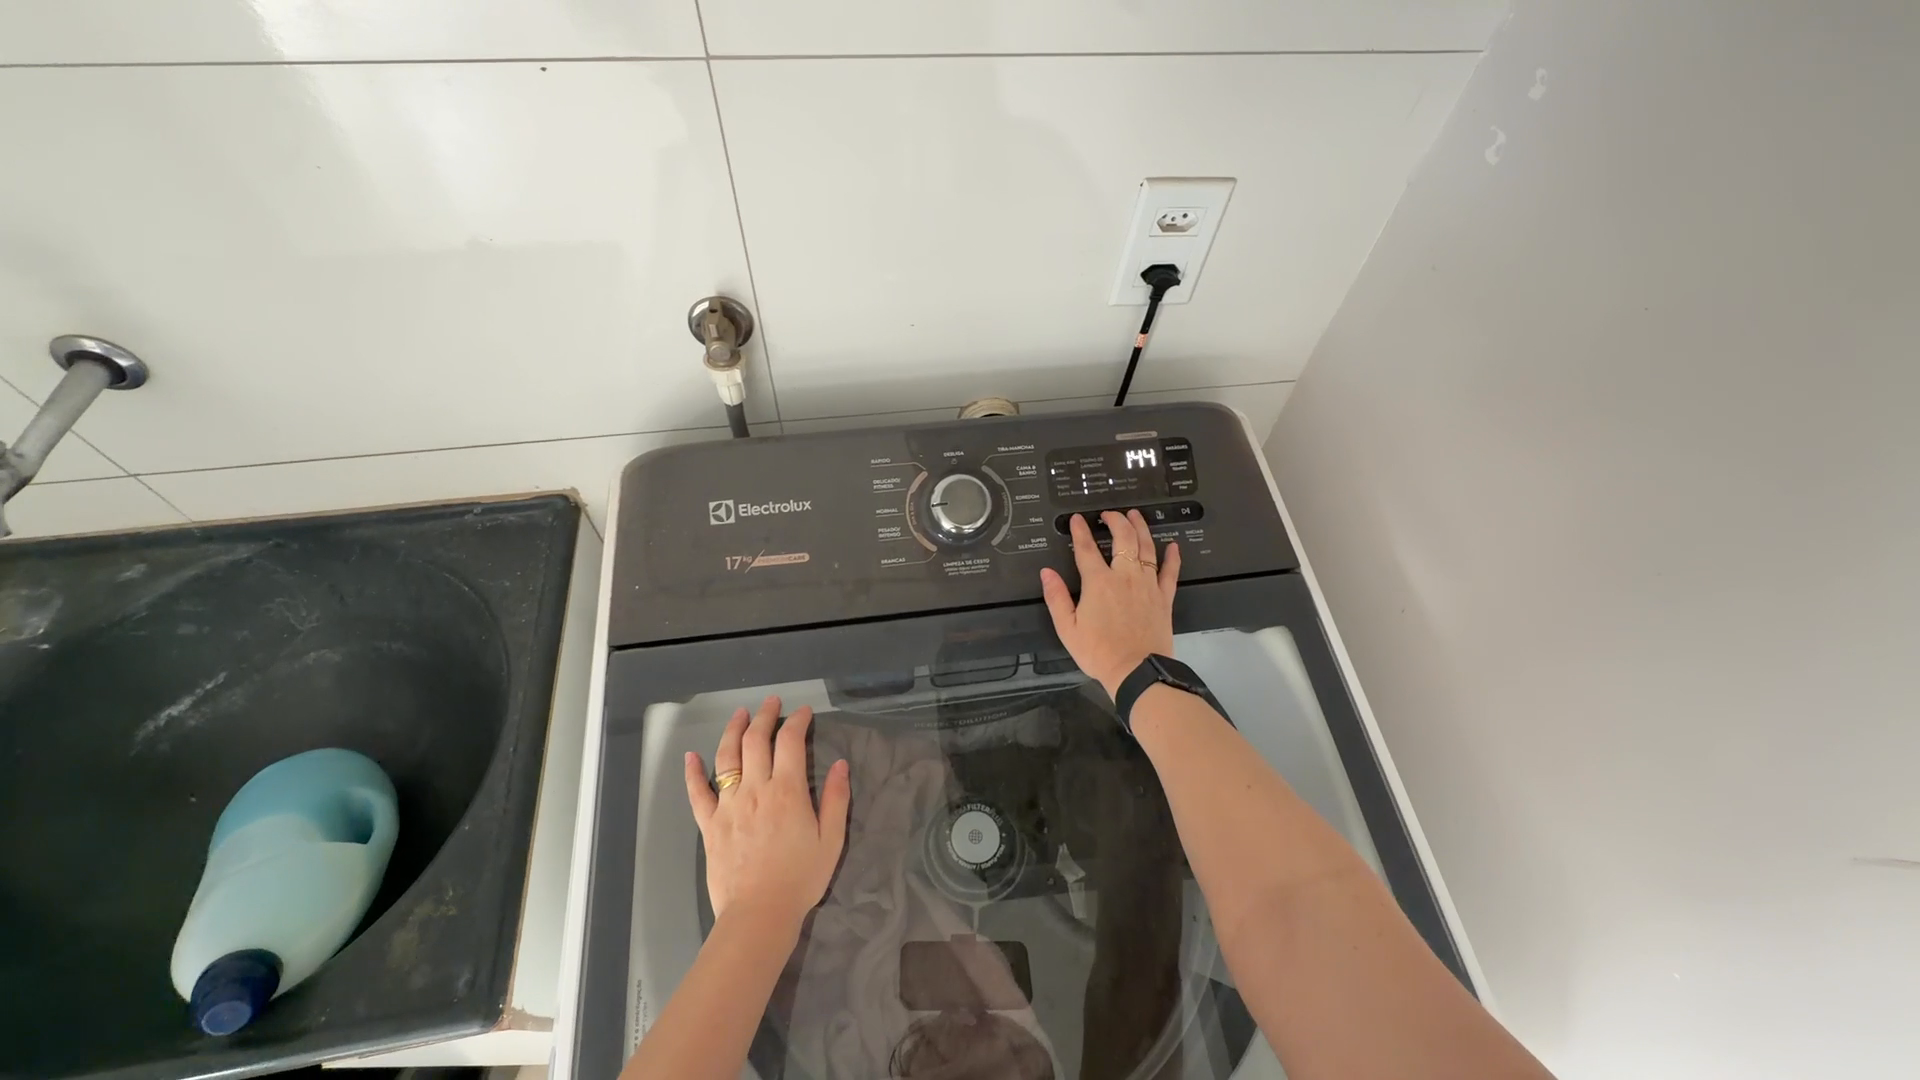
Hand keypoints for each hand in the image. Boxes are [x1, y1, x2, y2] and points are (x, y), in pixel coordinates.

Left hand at [683, 696, 850, 927]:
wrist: (759, 914)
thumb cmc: (800, 878)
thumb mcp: (831, 840)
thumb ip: (836, 800)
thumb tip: (840, 765)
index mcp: (787, 791)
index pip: (790, 742)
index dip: (797, 721)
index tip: (804, 713)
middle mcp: (755, 789)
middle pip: (756, 740)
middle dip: (765, 716)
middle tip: (771, 702)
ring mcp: (728, 805)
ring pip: (726, 757)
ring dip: (733, 730)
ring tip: (740, 714)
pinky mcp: (710, 824)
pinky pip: (697, 793)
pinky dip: (692, 772)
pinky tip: (690, 756)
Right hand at [1039, 510, 1180, 698]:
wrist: (1136, 671)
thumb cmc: (1099, 652)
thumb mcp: (1067, 628)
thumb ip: (1056, 597)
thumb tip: (1047, 573)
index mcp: (1098, 583)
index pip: (1086, 548)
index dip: (1080, 531)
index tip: (1077, 519)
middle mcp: (1125, 577)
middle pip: (1123, 538)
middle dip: (1115, 520)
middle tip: (1109, 514)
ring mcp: (1147, 585)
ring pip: (1147, 548)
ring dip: (1140, 528)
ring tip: (1135, 516)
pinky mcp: (1164, 598)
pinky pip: (1170, 572)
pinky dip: (1172, 557)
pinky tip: (1173, 546)